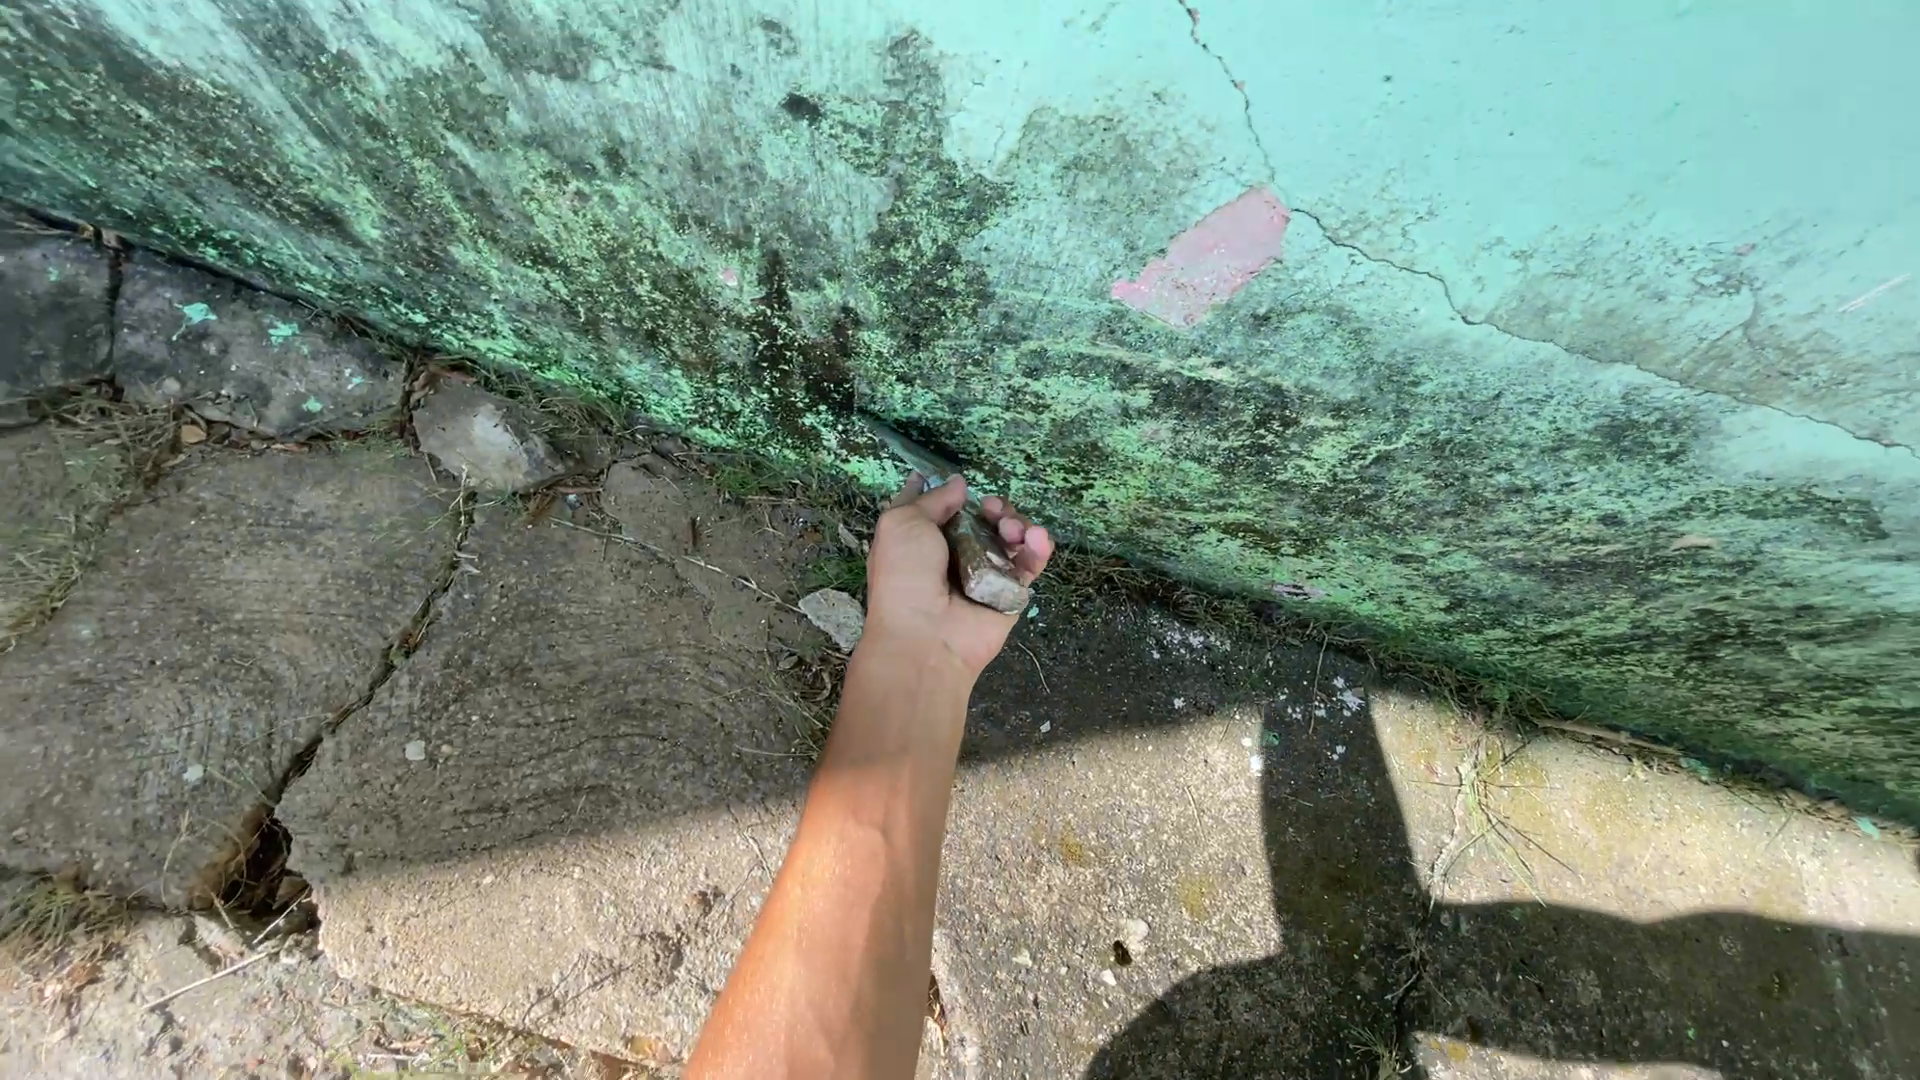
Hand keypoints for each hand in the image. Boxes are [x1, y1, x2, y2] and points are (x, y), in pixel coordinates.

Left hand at [861, 472, 1052, 676]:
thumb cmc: (905, 575)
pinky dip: (1038, 547)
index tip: (958, 481)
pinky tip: (1037, 537)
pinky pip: (1030, 564)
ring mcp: (986, 574)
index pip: (940, 508)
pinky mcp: (1011, 592)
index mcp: (922, 539)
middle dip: (993, 507)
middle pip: (984, 519)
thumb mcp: (902, 523)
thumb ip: (932, 500)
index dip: (948, 492)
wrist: (925, 635)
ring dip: (1016, 523)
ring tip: (1011, 528)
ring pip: (1010, 538)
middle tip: (992, 509)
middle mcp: (955, 555)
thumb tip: (958, 483)